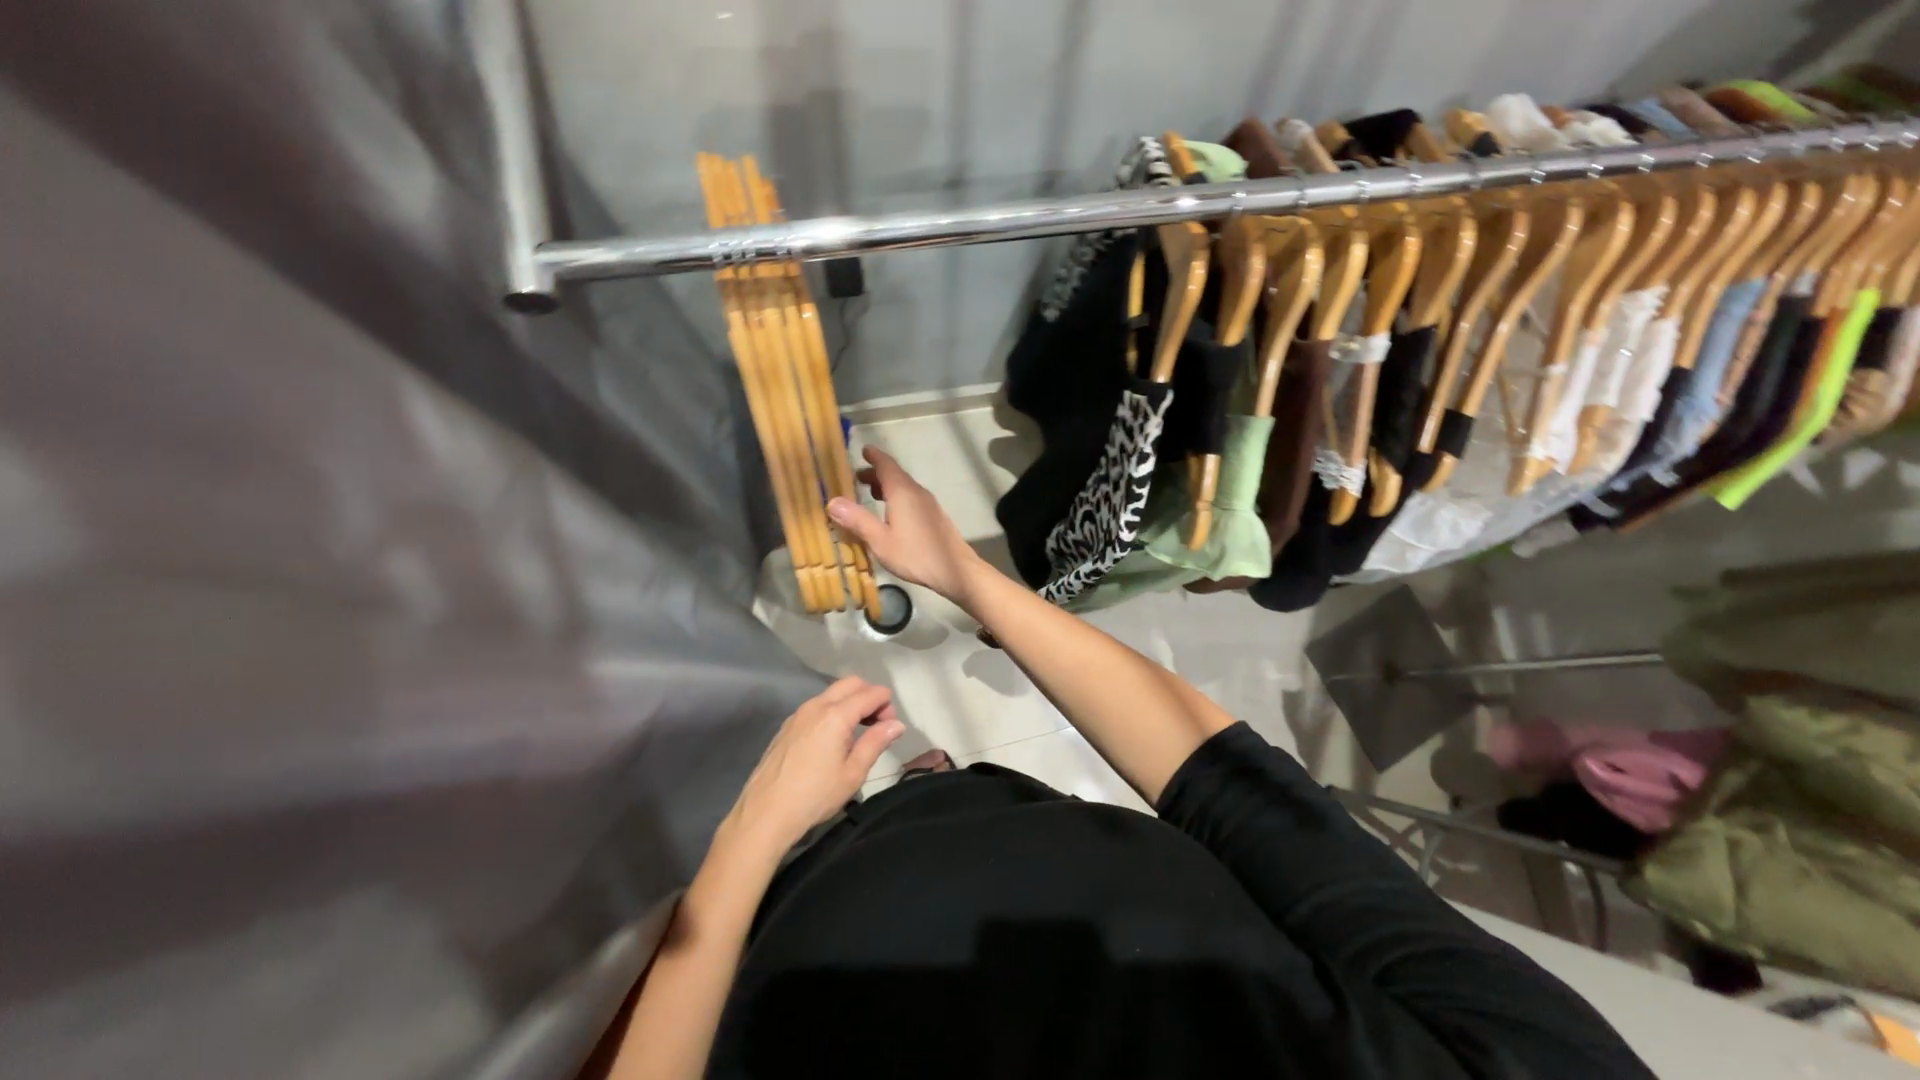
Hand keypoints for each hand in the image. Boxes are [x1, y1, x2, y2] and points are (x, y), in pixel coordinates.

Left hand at [718, 677, 904, 857]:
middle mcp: (816, 706)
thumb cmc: (816, 796)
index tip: (892, 725)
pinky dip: (832, 711)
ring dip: (850, 703)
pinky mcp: (786, 726)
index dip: (886, 703)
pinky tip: (833, 739)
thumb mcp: (853, 773)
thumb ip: (876, 743)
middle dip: (869, 696)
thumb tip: (897, 725)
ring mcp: (797, 714)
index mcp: (835, 715)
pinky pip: (816, 706)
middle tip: (878, 723)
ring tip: (857, 732)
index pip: (870, 693)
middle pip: (850, 684)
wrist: (766, 812)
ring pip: (831, 693)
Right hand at [828, 446, 986, 604]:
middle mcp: (917, 492)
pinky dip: (897, 498)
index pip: (886, 464)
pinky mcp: (934, 516)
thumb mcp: (880, 540)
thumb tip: (832, 501)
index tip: (863, 450)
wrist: (955, 570)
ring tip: (870, 495)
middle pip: (895, 475)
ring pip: (904, 487)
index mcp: (903, 492)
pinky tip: (891, 515)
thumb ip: (857, 520)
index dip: (874, 456)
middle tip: (857, 478)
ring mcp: (929, 504)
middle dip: (876, 474)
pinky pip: (912, 498)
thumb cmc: (915, 554)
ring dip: (886, 487)